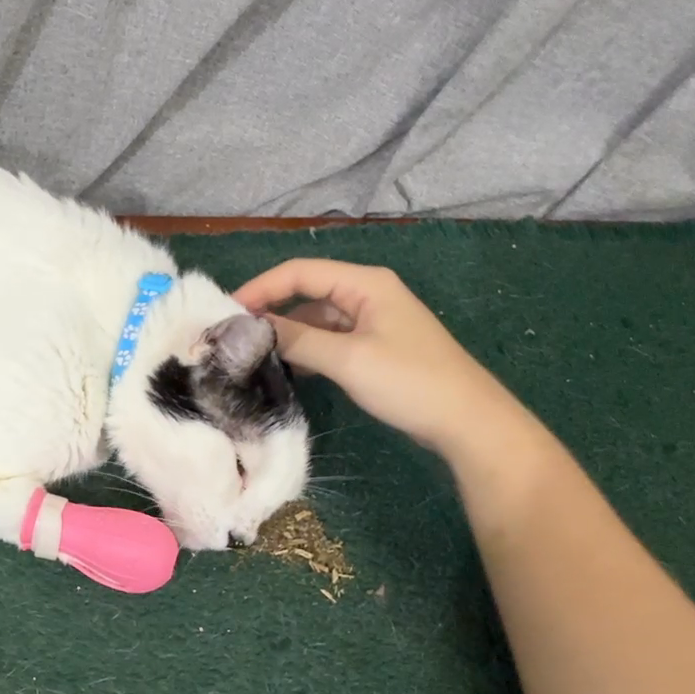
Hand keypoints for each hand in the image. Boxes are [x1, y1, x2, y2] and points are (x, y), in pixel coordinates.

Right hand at [233, 259, 532, 458]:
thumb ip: (298, 340)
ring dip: (286, 334)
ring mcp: (372, 323)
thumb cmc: (409, 381)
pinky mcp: (374, 349)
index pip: (300, 272)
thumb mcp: (347, 359)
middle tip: (233, 336)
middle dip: (270, 310)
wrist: (467, 421)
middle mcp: (367, 295)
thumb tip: (251, 329)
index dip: (261, 287)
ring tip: (251, 355)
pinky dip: (306, 351)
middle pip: (307, 293)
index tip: (226, 312)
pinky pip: (330, 341)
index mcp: (365, 284)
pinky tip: (286, 370)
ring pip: (316, 320)